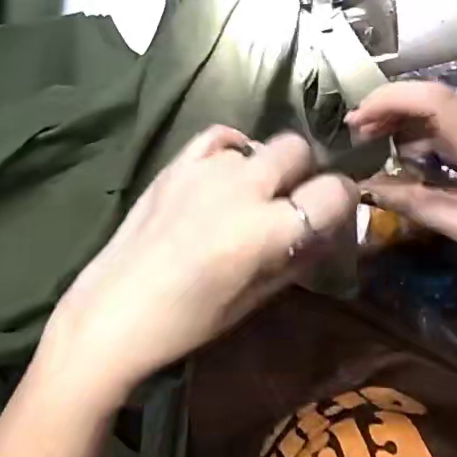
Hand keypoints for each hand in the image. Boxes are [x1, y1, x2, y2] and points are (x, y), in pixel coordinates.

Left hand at [37, 127, 358, 410]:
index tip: (333, 214)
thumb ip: (296, 260)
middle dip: (305, 172)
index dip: (342, 201)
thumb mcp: (253, 300)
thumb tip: (325, 234)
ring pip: (259, 142)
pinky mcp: (176, 164)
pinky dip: (232, 148)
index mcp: (266, 229)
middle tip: (293, 201)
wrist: (115, 309)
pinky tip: (227, 170)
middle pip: (298, 149)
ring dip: (267, 164)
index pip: (332, 191)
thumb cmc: (187, 321)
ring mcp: (205, 169)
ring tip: (252, 193)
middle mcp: (241, 187)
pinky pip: (218, 136)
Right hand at [346, 81, 456, 293]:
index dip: (389, 99)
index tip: (357, 119)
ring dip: (396, 123)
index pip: (431, 97)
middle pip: (427, 99)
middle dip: (386, 108)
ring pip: (430, 115)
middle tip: (354, 132)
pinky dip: (411, 140)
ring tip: (367, 143)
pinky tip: (397, 160)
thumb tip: (362, 187)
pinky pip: (438, 133)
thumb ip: (410, 201)